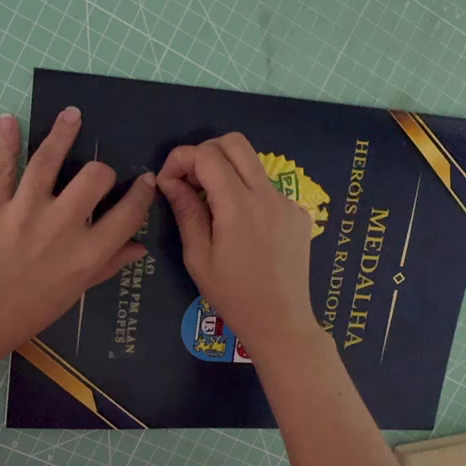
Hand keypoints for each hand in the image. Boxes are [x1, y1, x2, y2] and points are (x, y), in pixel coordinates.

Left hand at [0, 108, 154, 367]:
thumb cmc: (26, 314)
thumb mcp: (74, 294)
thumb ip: (107, 266)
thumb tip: (138, 248)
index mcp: (88, 253)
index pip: (128, 214)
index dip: (142, 193)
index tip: (145, 180)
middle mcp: (63, 226)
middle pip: (95, 177)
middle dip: (102, 172)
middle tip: (96, 174)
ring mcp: (26, 211)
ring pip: (49, 159)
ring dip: (62, 132)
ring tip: (71, 114)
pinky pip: (3, 166)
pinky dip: (6, 140)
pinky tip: (9, 120)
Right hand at [156, 133, 321, 352]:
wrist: (281, 321)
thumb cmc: (233, 295)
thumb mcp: (198, 257)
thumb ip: (186, 212)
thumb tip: (170, 181)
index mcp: (239, 206)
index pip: (207, 156)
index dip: (181, 159)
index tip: (168, 182)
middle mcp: (267, 195)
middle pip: (234, 143)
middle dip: (205, 152)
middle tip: (188, 180)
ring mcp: (287, 202)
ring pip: (252, 163)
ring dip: (226, 170)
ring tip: (210, 204)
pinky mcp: (298, 213)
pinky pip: (266, 188)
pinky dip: (246, 192)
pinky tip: (240, 227)